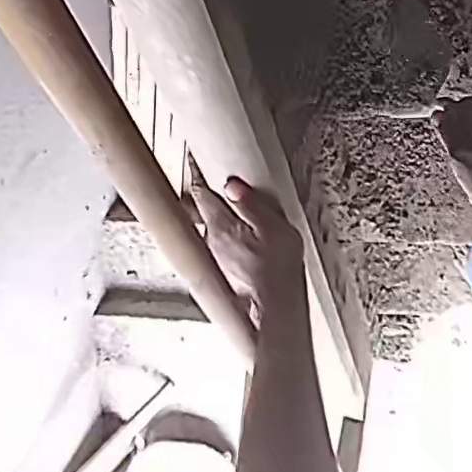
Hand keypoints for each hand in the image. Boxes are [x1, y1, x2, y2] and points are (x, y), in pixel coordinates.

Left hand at [190, 176, 304, 313]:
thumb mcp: (274, 227)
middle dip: (206, 200)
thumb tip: (233, 185)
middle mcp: (211, 242)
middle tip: (211, 185)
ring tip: (229, 212)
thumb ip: (251, 204)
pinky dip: (225, 239)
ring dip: (216, 221)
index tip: (193, 162)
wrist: (276, 309)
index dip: (198, 177)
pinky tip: (239, 242)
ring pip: (210, 231)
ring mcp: (215, 259)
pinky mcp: (223, 273)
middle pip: (202, 212)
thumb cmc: (278, 268)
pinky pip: (220, 247)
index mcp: (221, 225)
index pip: (202, 194)